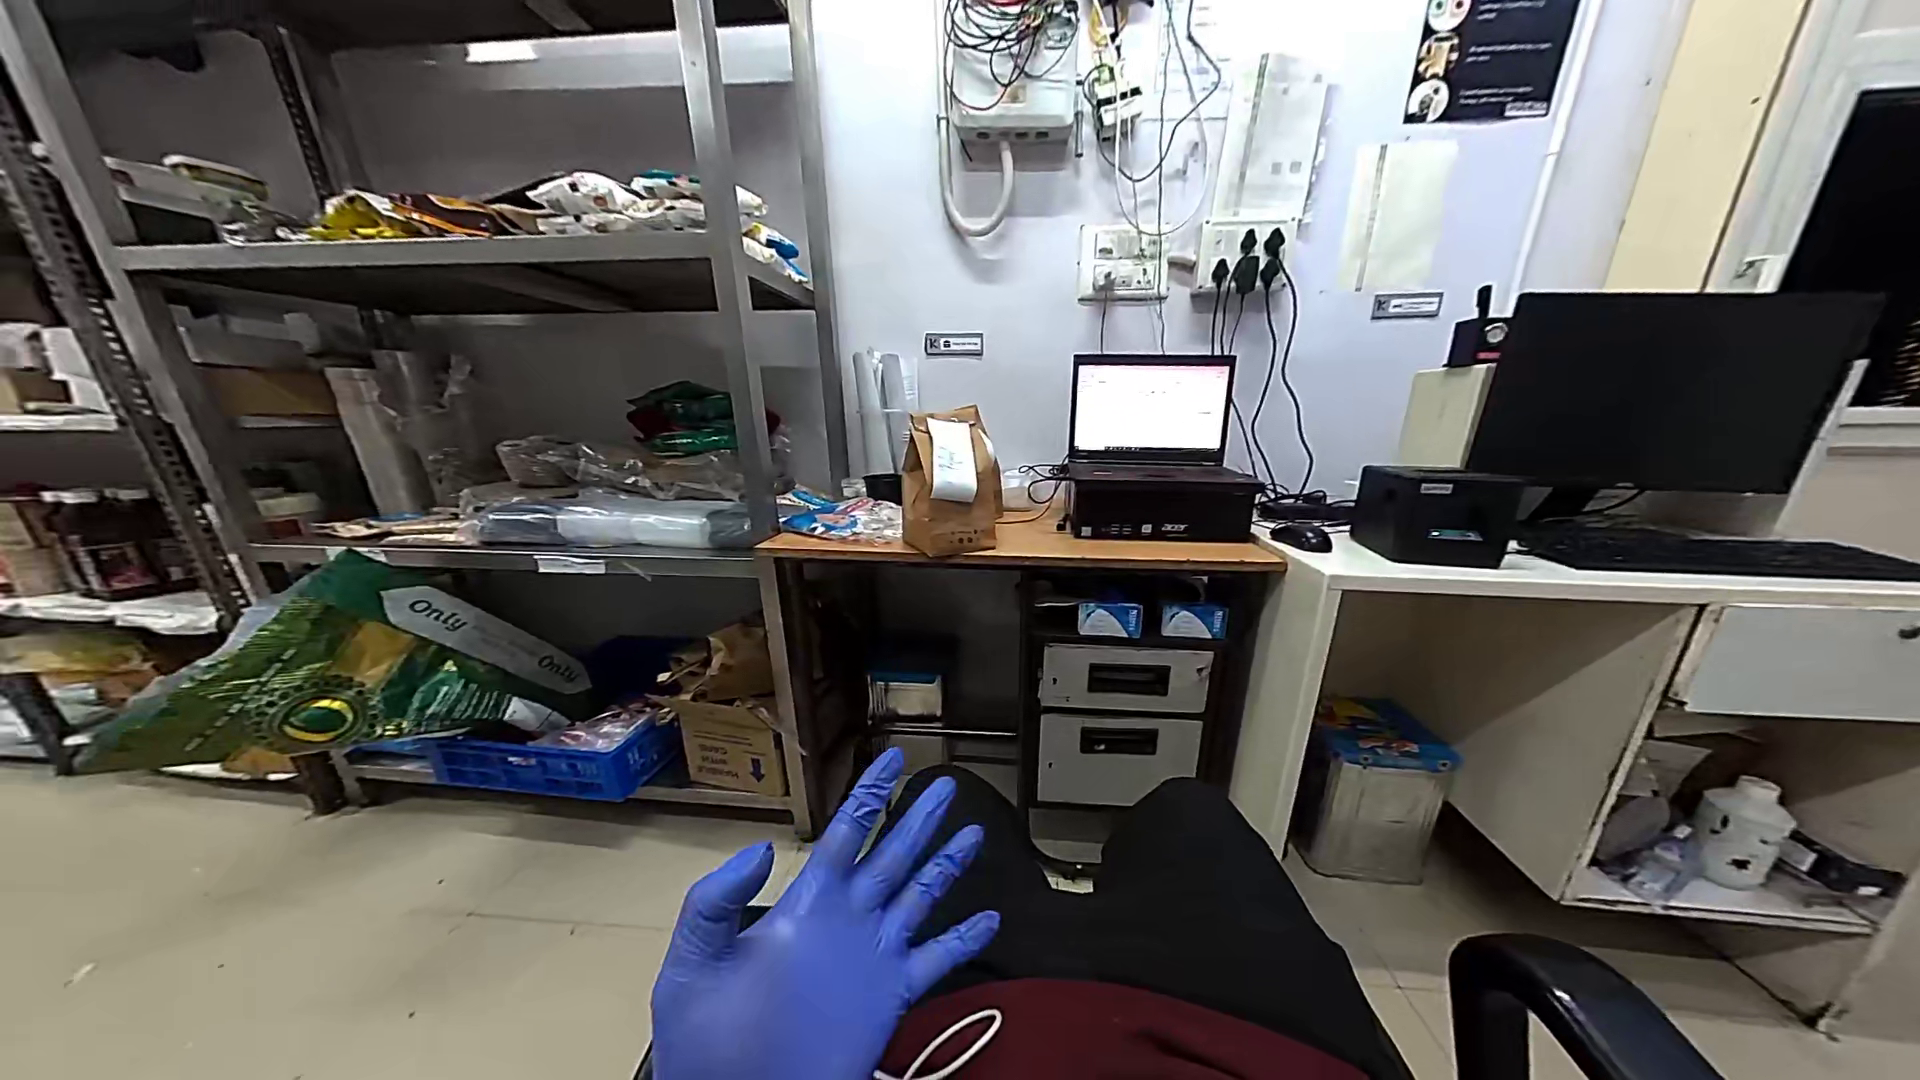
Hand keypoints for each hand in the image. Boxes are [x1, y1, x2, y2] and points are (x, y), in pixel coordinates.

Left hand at [651, 749, 999, 1079]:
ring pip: (921, 894)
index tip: (895, 757)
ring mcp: (875, 953)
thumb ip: (717, 900)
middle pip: (895, 852)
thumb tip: (762, 848)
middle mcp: (852, 914)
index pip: (849, 829)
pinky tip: (991, 920)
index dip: (872, 790)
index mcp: (812, 899)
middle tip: (947, 785)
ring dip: (948, 864)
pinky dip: (965, 940)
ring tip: (975, 832)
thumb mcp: (694, 961)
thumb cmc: (705, 1034)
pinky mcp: (892, 996)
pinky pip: (937, 961)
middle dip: (920, 818)